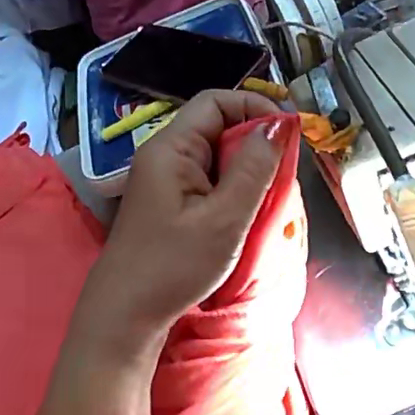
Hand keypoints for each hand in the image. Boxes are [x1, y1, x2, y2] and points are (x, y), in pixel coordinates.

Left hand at [80, 90, 283, 337]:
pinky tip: (246, 215)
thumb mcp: (225, 218)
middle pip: (218, 127)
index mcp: (171, 148)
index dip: (255, 107)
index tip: (287, 134)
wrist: (126, 313)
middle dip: (255, 144)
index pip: (216, 101)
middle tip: (283, 175)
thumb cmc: (174, 266)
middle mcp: (165, 156)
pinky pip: (209, 181)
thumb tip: (279, 125)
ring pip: (217, 157)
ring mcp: (165, 180)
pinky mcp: (170, 203)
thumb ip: (254, 169)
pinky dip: (233, 190)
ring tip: (268, 198)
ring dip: (247, 171)